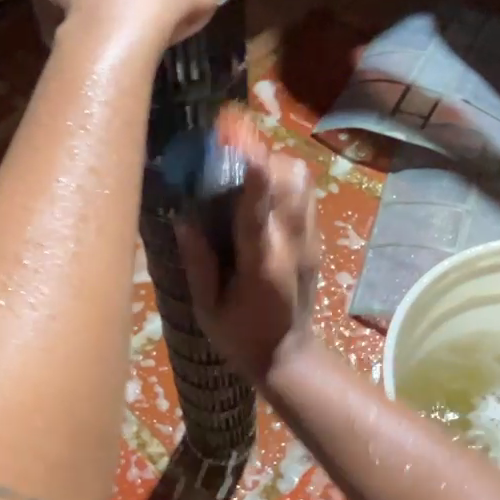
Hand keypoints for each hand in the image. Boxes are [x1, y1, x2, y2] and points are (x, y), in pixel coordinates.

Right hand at [175, 145, 319, 388]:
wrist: (289, 357)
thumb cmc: (240, 336)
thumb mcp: (207, 308)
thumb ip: (198, 262)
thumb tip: (183, 217)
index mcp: (262, 267)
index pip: (259, 214)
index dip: (253, 175)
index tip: (240, 142)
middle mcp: (293, 246)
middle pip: (290, 182)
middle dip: (261, 155)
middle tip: (228, 148)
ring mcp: (310, 239)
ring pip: (302, 180)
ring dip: (273, 162)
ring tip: (243, 165)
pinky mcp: (316, 236)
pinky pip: (304, 191)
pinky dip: (283, 177)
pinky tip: (259, 186)